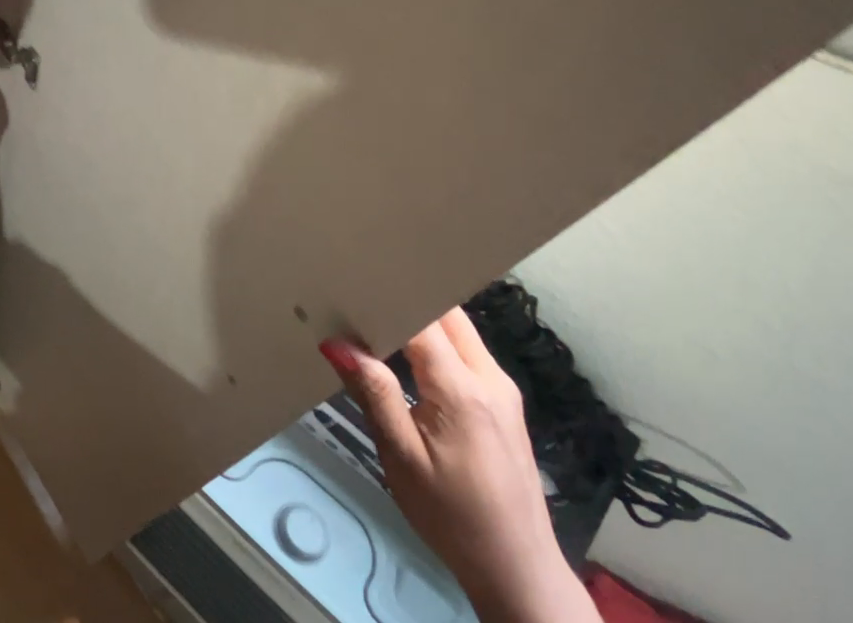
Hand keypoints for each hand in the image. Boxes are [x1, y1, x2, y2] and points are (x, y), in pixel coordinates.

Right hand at [320, 310, 598, 622]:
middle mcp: (490, 379)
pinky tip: (405, 356)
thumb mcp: (401, 457)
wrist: (515, 565)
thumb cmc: (450, 514)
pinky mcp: (504, 405)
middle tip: (358, 296)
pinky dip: (437, 344)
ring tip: (373, 320)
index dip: (387, 298)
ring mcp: (503, 391)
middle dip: (406, 298)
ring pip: (461, 333)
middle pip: (449, 316)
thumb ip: (374, 393)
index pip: (423, 321)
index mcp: (462, 389)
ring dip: (422, 321)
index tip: (350, 286)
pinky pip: (467, 355)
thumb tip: (338, 343)